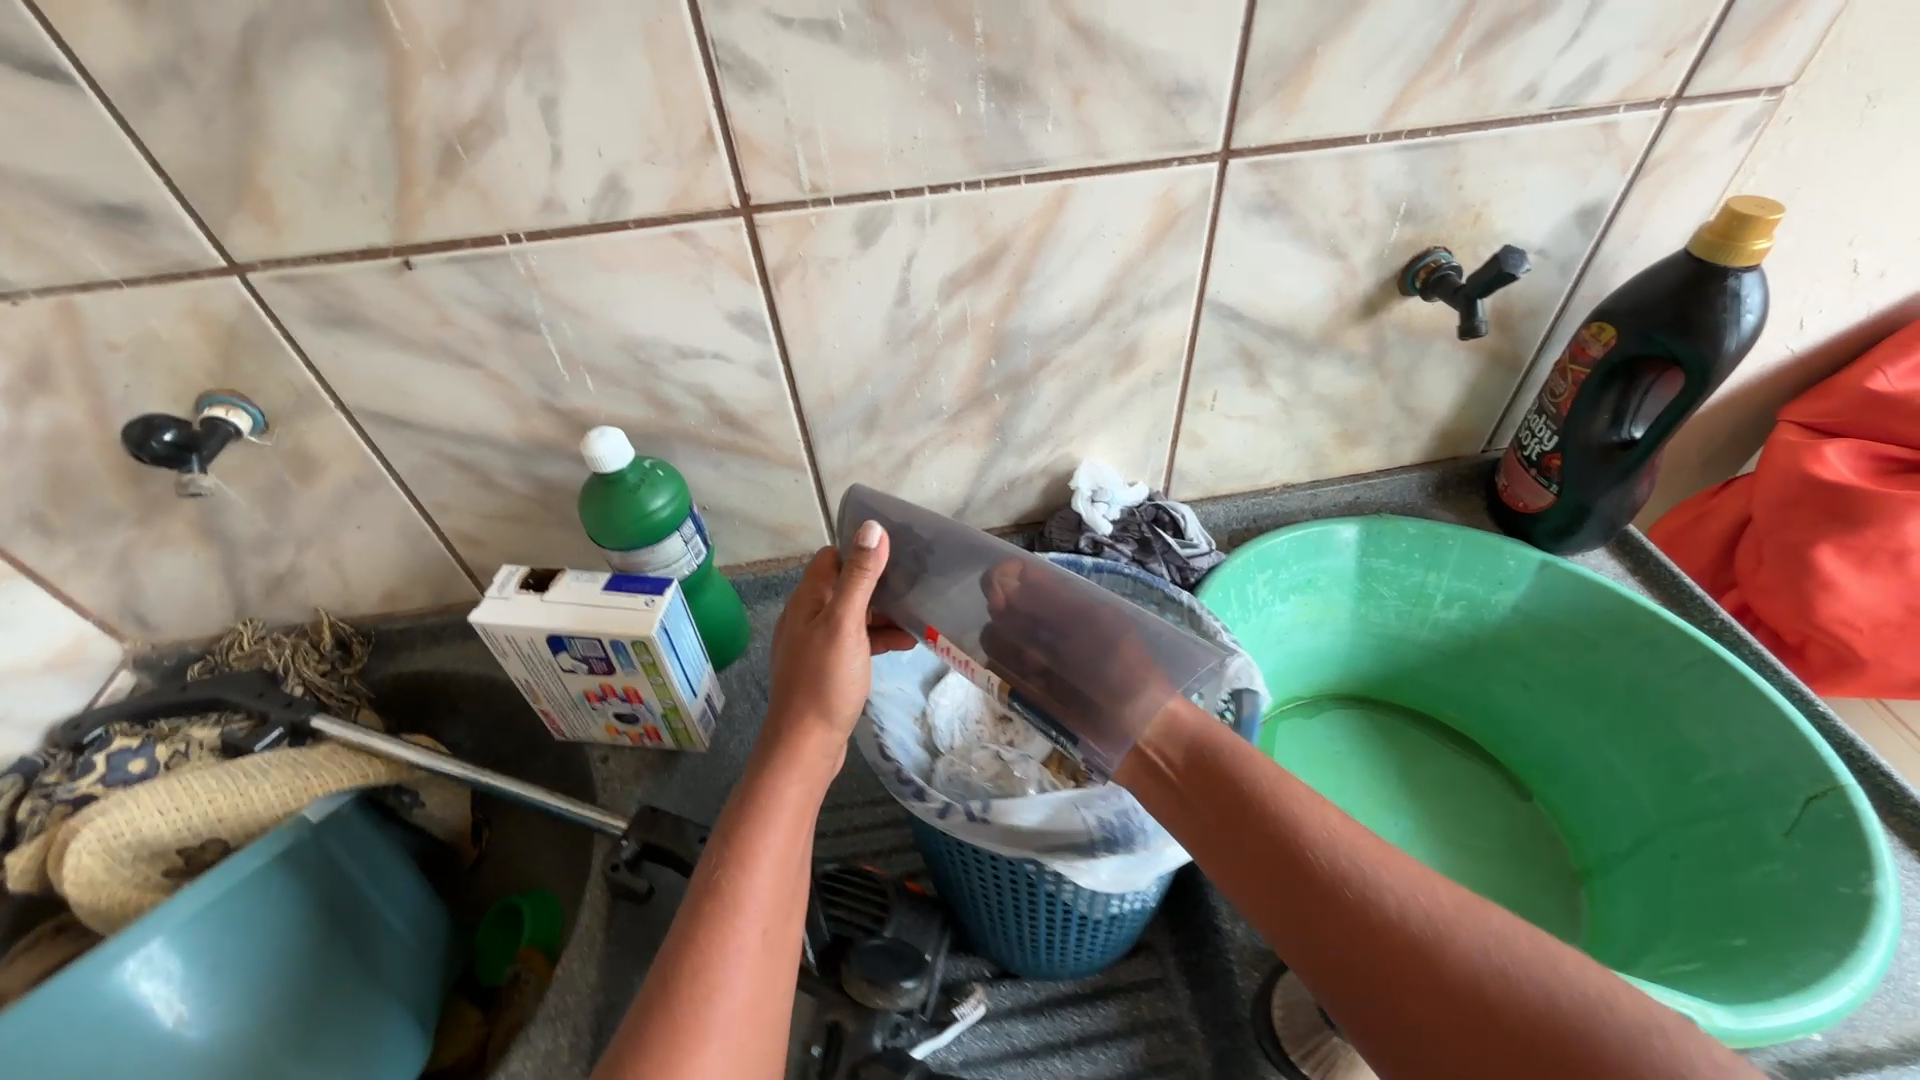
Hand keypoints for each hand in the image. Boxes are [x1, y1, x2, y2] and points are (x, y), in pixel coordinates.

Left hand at [764, 521, 916, 760]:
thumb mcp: (846, 623)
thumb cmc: (825, 679)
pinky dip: (878, 639)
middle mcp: (808, 616)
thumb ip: (860, 577)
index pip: (833, 558)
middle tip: (916, 586)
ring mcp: (817, 643)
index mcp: (807, 600)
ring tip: (917, 617)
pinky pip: (856, 642)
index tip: (898, 555)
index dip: (862, 553)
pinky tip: (905, 645)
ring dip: (883, 614)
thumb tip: (872, 527)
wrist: (806, 744)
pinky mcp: (828, 667)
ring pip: (854, 616)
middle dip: (879, 585)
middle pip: (846, 586)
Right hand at [978, 556, 1181, 776]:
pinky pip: (996, 674)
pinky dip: (1009, 679)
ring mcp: (1031, 656)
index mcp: (1063, 600)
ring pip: (993, 641)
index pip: (1016, 574)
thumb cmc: (1123, 669)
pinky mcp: (1024, 688)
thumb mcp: (1094, 625)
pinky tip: (1036, 691)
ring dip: (1011, 655)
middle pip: (997, 607)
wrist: (1137, 729)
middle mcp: (1042, 623)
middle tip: (1034, 649)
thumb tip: (1002, 585)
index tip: (998, 602)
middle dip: (1009, 627)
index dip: (998, 580)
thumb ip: (1049, 600)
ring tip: (1041, 675)